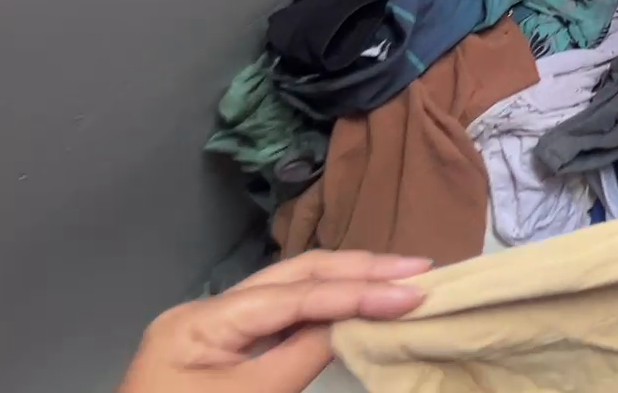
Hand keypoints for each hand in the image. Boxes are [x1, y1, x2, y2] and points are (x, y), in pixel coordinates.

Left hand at [118, 250, 430, 392]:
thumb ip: (312, 348)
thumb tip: (368, 313)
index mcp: (198, 322)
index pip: (298, 294)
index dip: (362, 291)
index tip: (416, 292)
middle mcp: (205, 310)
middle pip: (299, 274)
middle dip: (363, 270)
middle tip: (419, 269)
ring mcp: (215, 325)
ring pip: (298, 283)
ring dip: (354, 279)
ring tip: (404, 276)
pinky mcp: (229, 342)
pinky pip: (289, 308)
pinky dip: (332, 300)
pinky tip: (365, 296)